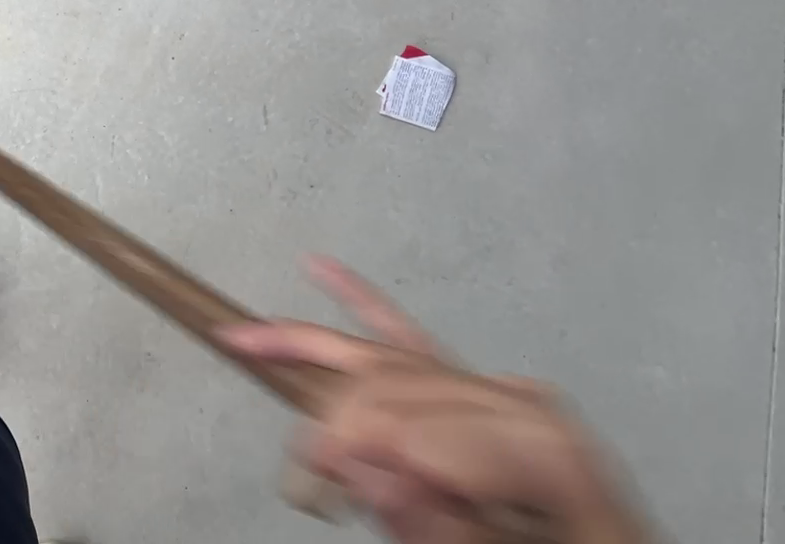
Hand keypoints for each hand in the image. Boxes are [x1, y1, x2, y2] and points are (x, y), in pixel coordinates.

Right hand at [219, 258, 651, 543]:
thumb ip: (448, 524)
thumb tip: (365, 470)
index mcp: (538, 441)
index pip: (414, 414)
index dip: (351, 442)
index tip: (313, 479)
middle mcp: (513, 397)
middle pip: (391, 377)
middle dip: (335, 415)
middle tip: (303, 468)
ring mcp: (493, 387)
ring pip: (382, 350)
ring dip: (311, 346)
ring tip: (247, 338)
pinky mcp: (476, 389)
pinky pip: (410, 338)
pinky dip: (360, 301)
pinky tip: (319, 267)